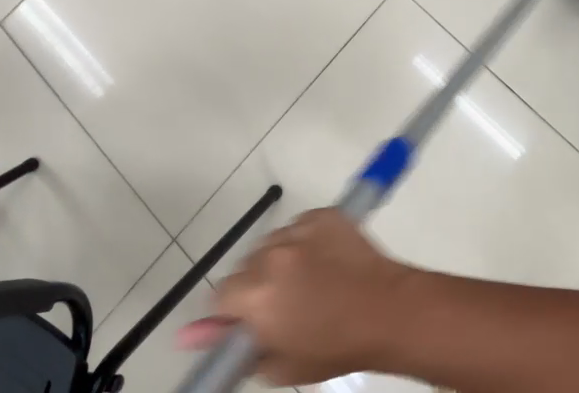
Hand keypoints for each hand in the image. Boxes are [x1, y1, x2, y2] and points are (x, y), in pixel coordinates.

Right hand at [178, 209, 420, 385]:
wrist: (389, 311)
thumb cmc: (333, 347)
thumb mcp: (277, 363)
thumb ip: (233, 346)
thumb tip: (189, 336)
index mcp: (254, 296)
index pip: (220, 297)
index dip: (233, 313)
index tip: (252, 322)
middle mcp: (270, 256)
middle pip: (245, 268)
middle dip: (256, 285)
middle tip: (285, 303)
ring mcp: (298, 230)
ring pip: (272, 245)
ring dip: (280, 260)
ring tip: (310, 279)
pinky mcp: (323, 214)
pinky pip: (300, 226)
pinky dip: (306, 241)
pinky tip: (326, 259)